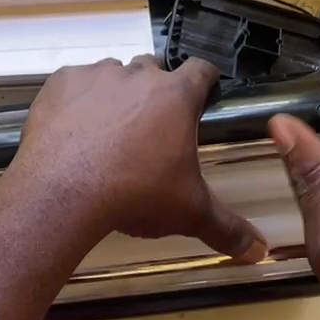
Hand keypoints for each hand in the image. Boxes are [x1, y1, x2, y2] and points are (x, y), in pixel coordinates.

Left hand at [5, 57, 266, 261]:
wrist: (64, 191)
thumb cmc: (135, 195)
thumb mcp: (188, 213)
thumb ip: (227, 229)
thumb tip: (260, 251)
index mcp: (175, 96)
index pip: (201, 69)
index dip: (204, 80)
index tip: (202, 94)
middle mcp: (137, 75)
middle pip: (153, 68)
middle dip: (155, 89)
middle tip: (149, 125)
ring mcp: (95, 74)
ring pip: (112, 74)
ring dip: (114, 94)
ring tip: (106, 130)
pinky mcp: (59, 83)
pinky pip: (73, 83)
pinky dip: (75, 100)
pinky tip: (73, 129)